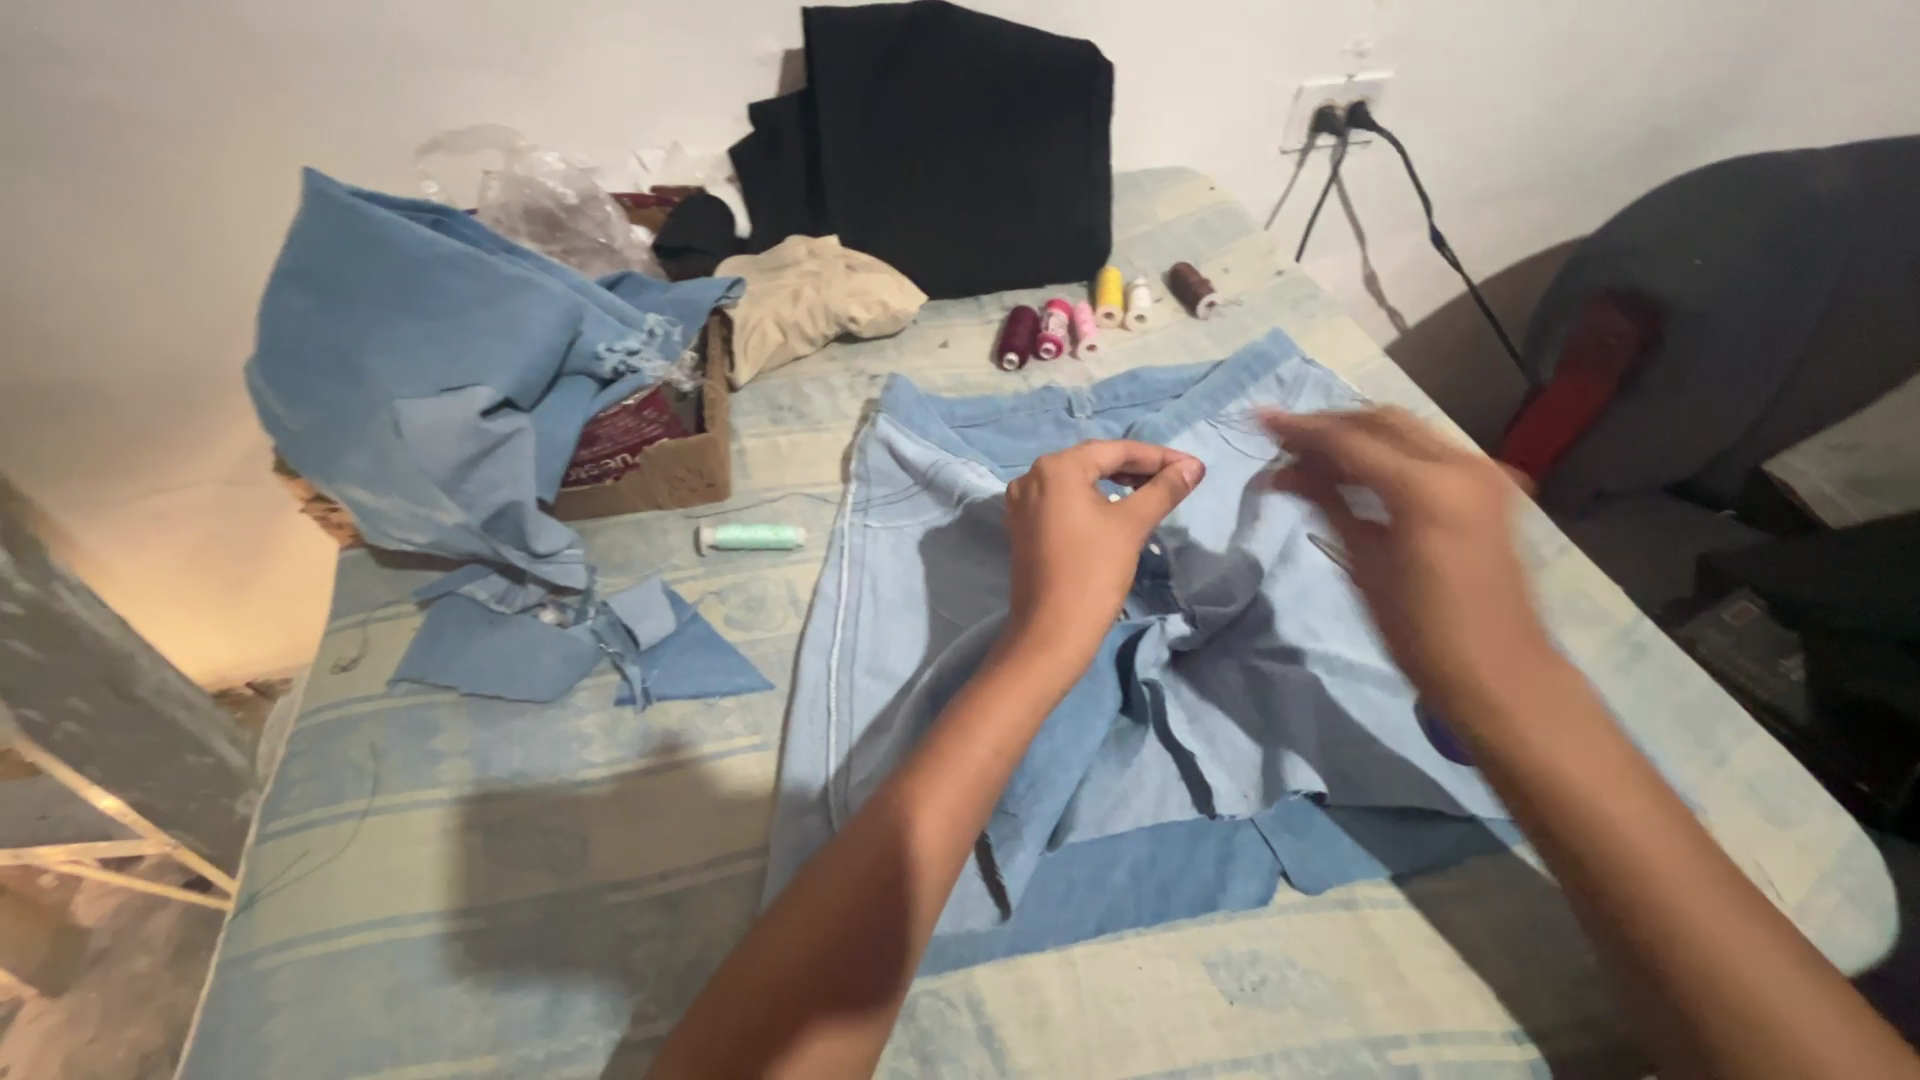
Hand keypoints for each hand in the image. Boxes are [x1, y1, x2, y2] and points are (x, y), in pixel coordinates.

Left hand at [1002, 440, 1203, 666]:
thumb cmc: (1093, 572)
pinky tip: (1116, 507)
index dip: (1158, 456)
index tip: (1192, 466)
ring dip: (1114, 483)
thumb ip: (1163, 490)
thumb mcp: (1132, 525)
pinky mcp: (1022, 526)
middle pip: (1093, 461)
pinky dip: (1091, 500)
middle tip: (1176, 477)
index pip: (1115, 450)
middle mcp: (1032, 476)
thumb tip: (1193, 468)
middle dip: (1136, 468)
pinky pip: (1062, 501)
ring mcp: (1022, 502)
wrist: (1052, 630)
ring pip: (1077, 481)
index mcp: (1056, 468)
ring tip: (1152, 490)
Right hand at [1262, 407, 1554, 714]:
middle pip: (1381, 422)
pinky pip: (1427, 452)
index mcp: (1427, 488)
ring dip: (1357, 436)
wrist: (1498, 671)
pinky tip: (1353, 470)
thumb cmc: (1420, 631)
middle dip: (1328, 426)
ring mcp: (1482, 474)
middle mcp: (1460, 466)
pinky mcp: (1488, 489)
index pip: (1350, 440)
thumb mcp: (1364, 565)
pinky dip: (1387, 453)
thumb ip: (1330, 503)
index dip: (1300, 429)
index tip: (1260, 421)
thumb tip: (1286, 472)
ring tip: (1309, 455)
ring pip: (1406, 431)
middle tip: (1282, 440)